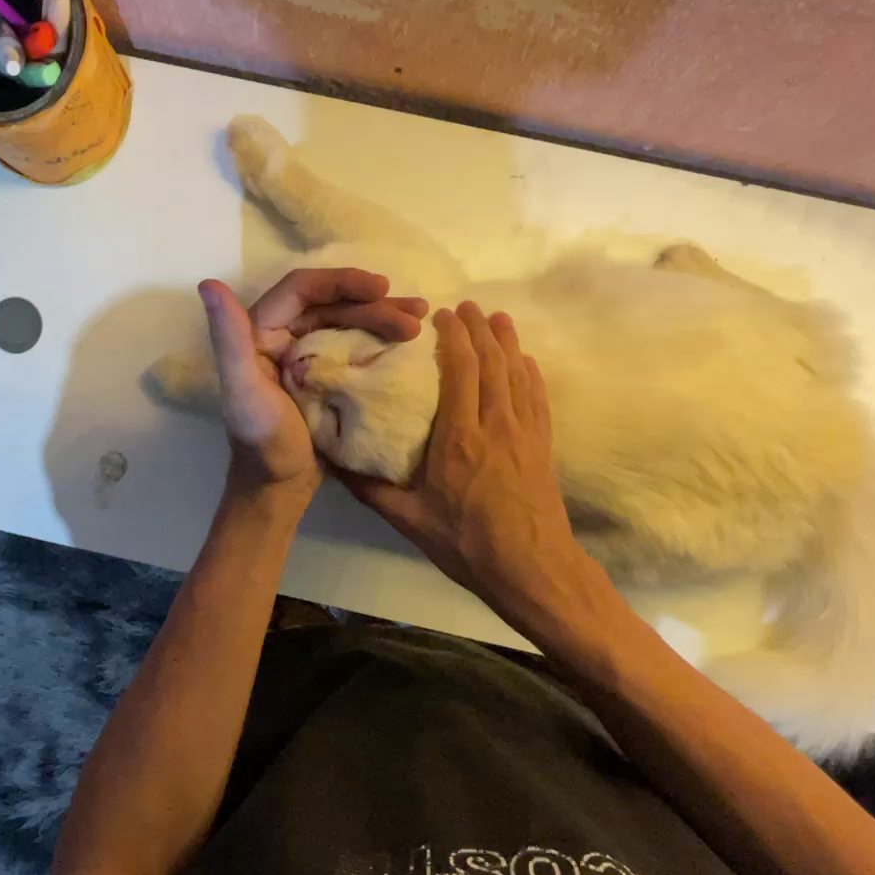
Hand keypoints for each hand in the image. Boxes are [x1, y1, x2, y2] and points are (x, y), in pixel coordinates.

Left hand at [198, 269, 426, 504]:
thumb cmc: (262, 442)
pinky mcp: (328, 375)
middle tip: (413, 319)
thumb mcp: (244, 391)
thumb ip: (229, 339)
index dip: (341, 281)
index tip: (380, 288)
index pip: (302, 290)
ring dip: (385, 317)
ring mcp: (308, 356)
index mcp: (260, 332)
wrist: (282, 487)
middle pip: (333, 304)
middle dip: (374, 304)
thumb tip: (207, 284)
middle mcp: (283, 337)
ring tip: (421, 321)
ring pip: (349, 322)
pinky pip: (358, 345)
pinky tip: (413, 341)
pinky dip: (383, 340)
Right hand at [342, 302, 611, 620]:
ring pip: (518, 372)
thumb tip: (331, 460)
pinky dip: (530, 371)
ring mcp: (525, 433)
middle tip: (465, 306)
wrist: (531, 569)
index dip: (453, 336)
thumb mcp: (407, 520)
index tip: (441, 314)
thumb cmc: (465, 543)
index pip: (461, 370)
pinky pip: (537, 396)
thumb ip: (369, 488)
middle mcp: (495, 425)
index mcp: (459, 438)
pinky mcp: (542, 446)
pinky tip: (525, 360)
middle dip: (479, 328)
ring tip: (496, 318)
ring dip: (507, 341)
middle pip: (492, 362)